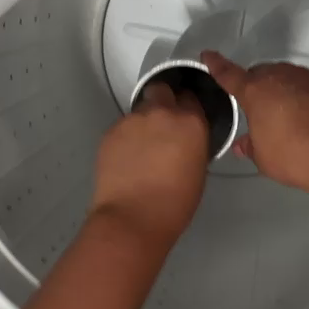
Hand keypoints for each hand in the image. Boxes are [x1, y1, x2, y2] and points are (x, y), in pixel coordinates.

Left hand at [86, 82, 210, 249]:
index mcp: (190, 122)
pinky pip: (122, 128)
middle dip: (162, 101)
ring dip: (143, 123)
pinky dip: (126, 138)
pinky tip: (126, 160)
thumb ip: (192, 144)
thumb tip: (183, 140)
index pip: (190, 98)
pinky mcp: (110, 132)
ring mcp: (132, 120)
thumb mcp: (198, 170)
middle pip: (161, 90)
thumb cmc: (175, 203)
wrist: (132, 218)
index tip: (185, 120)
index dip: (187, 108)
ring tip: (140, 150)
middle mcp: (162, 113)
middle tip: (161, 125)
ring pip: (139, 111)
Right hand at [200, 51, 308, 193]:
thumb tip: (244, 144)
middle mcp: (282, 77)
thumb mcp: (265, 158)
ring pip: (291, 78)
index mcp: (256, 92)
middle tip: (261, 109)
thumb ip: (252, 146)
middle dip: (259, 86)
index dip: (217, 65)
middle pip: (264, 74)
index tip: (208, 55)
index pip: (229, 74)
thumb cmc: (295, 156)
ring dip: (286, 91)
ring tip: (291, 117)